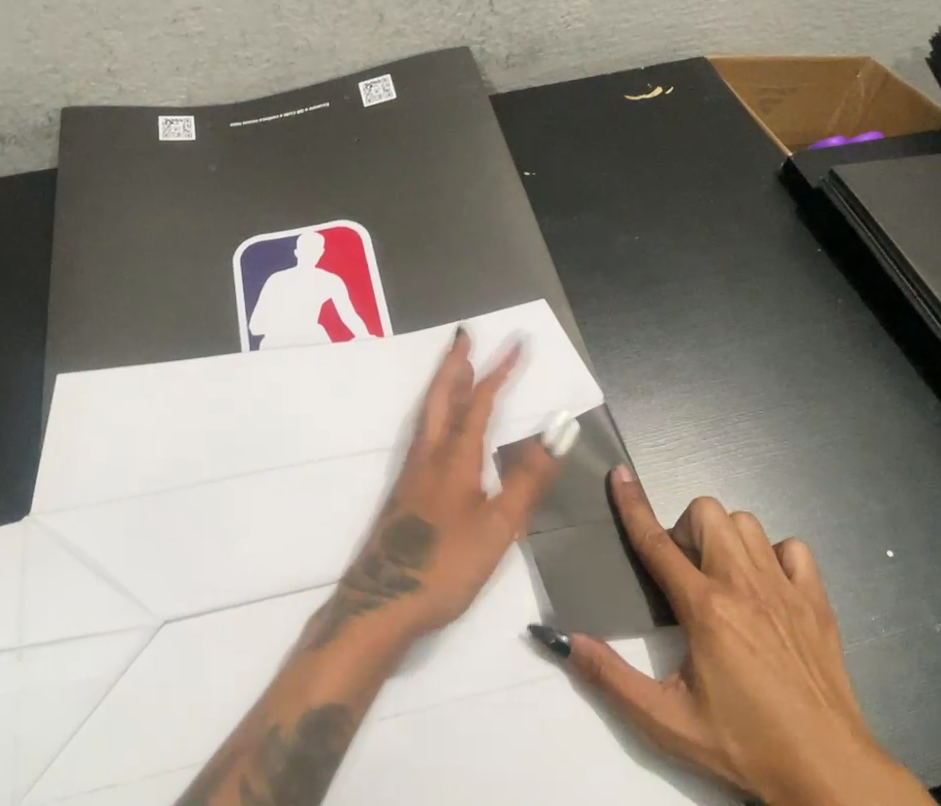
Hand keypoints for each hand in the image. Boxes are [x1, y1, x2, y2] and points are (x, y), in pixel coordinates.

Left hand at [303, 328, 563, 649]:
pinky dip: (437, 412)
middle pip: (441, 397)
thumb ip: (528, 479)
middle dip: (456, 364)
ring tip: (456, 369)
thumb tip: (559, 429)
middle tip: (466, 336)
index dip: (500, 371)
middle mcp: (429, 456)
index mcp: (454, 457)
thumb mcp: (498, 527)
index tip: (517, 343)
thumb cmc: (445, 566)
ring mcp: (412, 474)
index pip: (479, 402)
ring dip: (443, 385)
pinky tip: (442, 428)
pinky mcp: (405, 493)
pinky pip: (423, 434)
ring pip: (428, 414)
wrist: (382, 603)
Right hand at [538, 468, 932, 805]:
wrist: (827, 770)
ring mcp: (786, 589)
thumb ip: (610, 677)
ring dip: (724, 538)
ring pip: (747, 523)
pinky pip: (793, 548)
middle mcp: (744, 585)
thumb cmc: (742, 744)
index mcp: (705, 609)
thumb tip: (564, 639)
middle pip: (708, 513)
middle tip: (681, 573)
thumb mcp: (665, 721)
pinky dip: (773, 555)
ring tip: (719, 578)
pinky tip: (765, 587)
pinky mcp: (817, 601)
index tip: (619, 474)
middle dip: (685, 530)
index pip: (657, 543)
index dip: (633, 505)